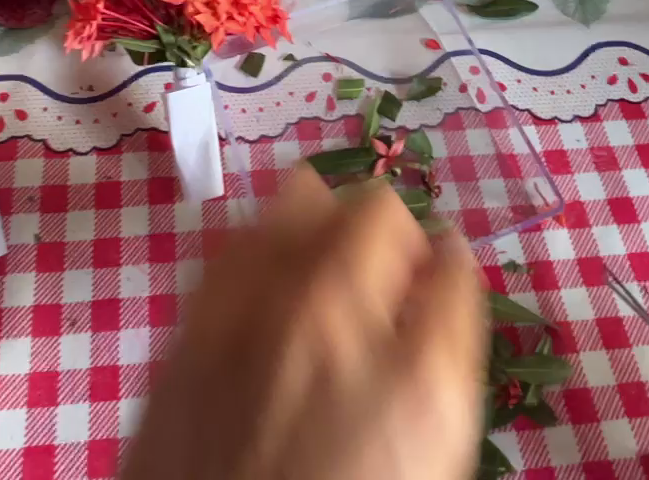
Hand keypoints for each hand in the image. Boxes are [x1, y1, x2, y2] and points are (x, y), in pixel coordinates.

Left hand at [120, 167, 485, 479]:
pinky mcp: (193, 320)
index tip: (435, 280)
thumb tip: (445, 274)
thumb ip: (443, 357)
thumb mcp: (426, 453)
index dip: (450, 269)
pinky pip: (240, 236)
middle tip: (385, 280)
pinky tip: (270, 280)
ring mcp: (252, 312)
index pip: (455, 262)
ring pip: (304, 194)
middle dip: (396, 236)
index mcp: (414, 382)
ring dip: (328, 221)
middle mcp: (332, 323)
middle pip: (380, 210)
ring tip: (326, 268)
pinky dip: (266, 241)